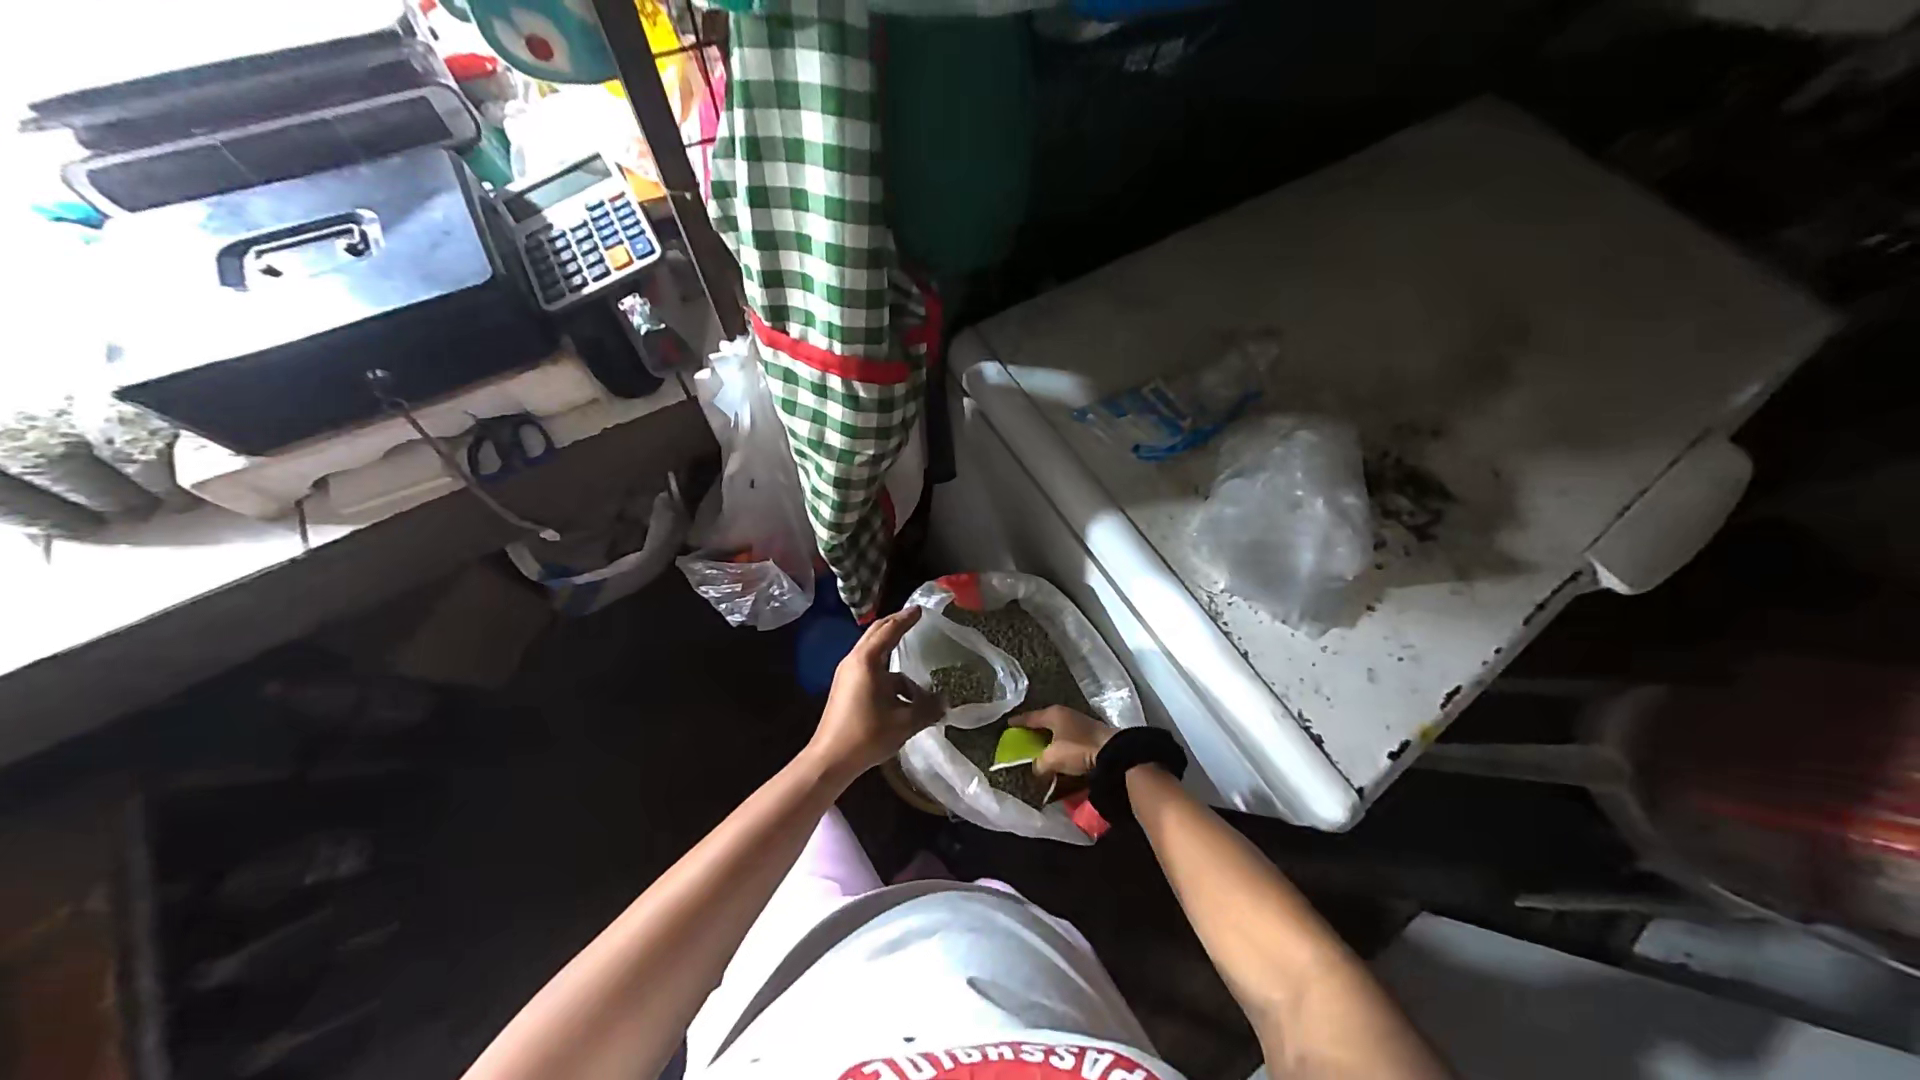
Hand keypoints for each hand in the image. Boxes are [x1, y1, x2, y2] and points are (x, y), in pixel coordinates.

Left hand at [805, 607, 942, 780]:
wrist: (830, 759)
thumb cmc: (867, 734)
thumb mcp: (905, 722)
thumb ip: (928, 708)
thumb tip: (945, 702)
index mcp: (867, 660)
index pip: (889, 630)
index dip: (906, 618)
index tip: (920, 609)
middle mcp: (854, 661)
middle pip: (877, 634)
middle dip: (896, 625)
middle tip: (914, 619)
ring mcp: (847, 674)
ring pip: (874, 655)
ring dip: (894, 657)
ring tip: (915, 673)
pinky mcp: (845, 688)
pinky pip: (870, 670)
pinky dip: (887, 675)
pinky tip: (902, 696)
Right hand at [1010, 706, 1114, 778]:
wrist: (1113, 753)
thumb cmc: (1078, 749)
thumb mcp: (1052, 758)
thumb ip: (1039, 763)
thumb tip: (1037, 767)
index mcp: (1053, 714)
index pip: (1030, 717)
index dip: (1018, 722)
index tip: (1008, 724)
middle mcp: (1066, 714)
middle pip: (1045, 722)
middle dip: (1035, 730)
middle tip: (1024, 738)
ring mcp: (1080, 723)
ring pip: (1058, 731)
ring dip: (1050, 740)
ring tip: (1041, 748)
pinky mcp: (1091, 735)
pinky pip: (1069, 739)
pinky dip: (1062, 746)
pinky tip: (1060, 754)